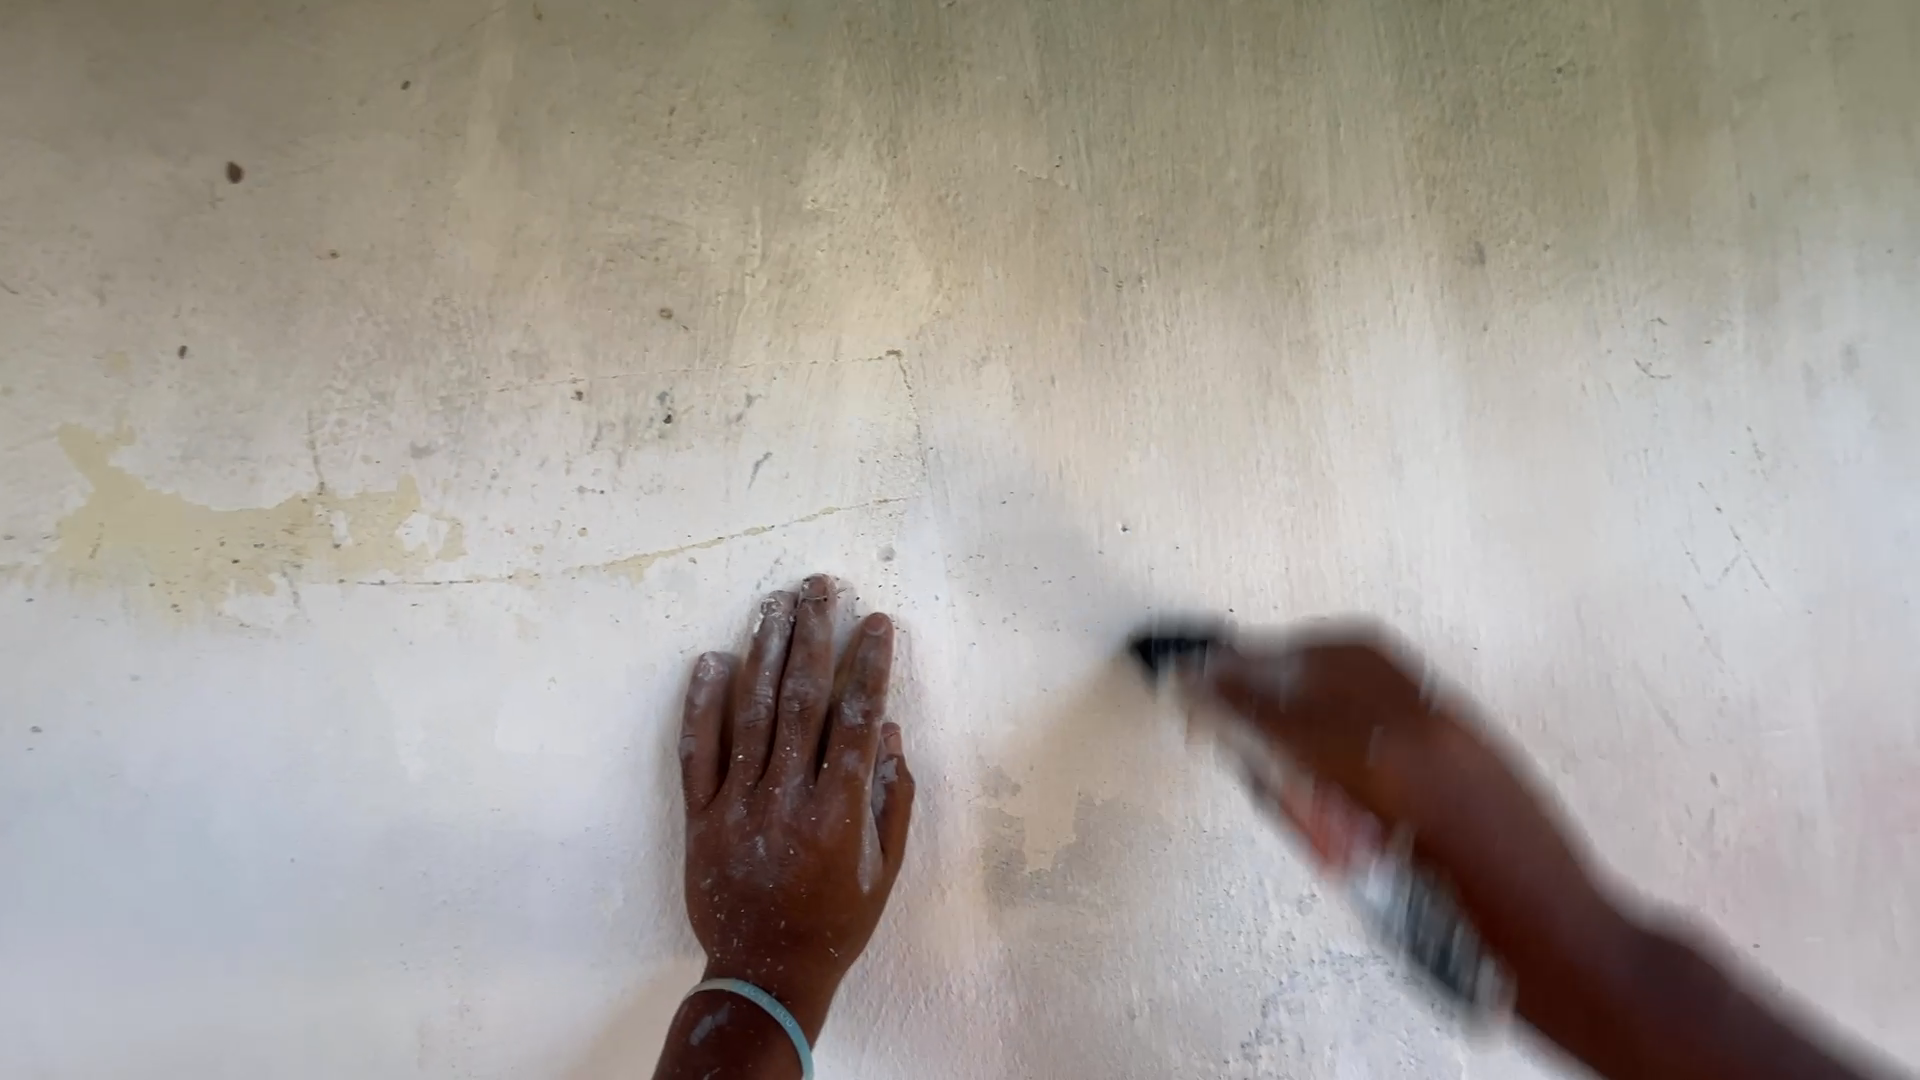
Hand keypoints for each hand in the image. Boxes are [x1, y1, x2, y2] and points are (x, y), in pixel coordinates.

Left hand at [677, 575, 914, 1041]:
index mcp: (837, 810)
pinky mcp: (700, 815)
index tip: (874, 621)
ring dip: (765, 651)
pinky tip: (711, 659)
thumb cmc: (836, 921)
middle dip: (813, 636)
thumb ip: (892, 799)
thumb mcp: (884, 870)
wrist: (763, 974)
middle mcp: (786, 796)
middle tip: (818, 587)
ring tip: (775, 604)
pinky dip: (702, 703)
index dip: (868, 664)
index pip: (854, 718)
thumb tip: (887, 731)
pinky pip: (697, 751)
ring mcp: (737, 803)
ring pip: (750, 712)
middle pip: (800, 699)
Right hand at [1194, 624, 1634, 1021]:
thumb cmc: (1463, 933)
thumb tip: (1250, 750)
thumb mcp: (1357, 871)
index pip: (1282, 718)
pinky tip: (1315, 676)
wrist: (1568, 938)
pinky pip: (1387, 667)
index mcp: (1386, 773)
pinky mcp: (1464, 717)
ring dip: (1297, 652)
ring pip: (1354, 653)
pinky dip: (1338, 660)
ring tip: (1259, 665)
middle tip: (1214, 669)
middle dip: (1255, 662)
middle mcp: (1418, 728)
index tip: (1189, 686)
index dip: (1227, 700)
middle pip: (1315, 666)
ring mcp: (1449, 716)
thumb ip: (1299, 801)